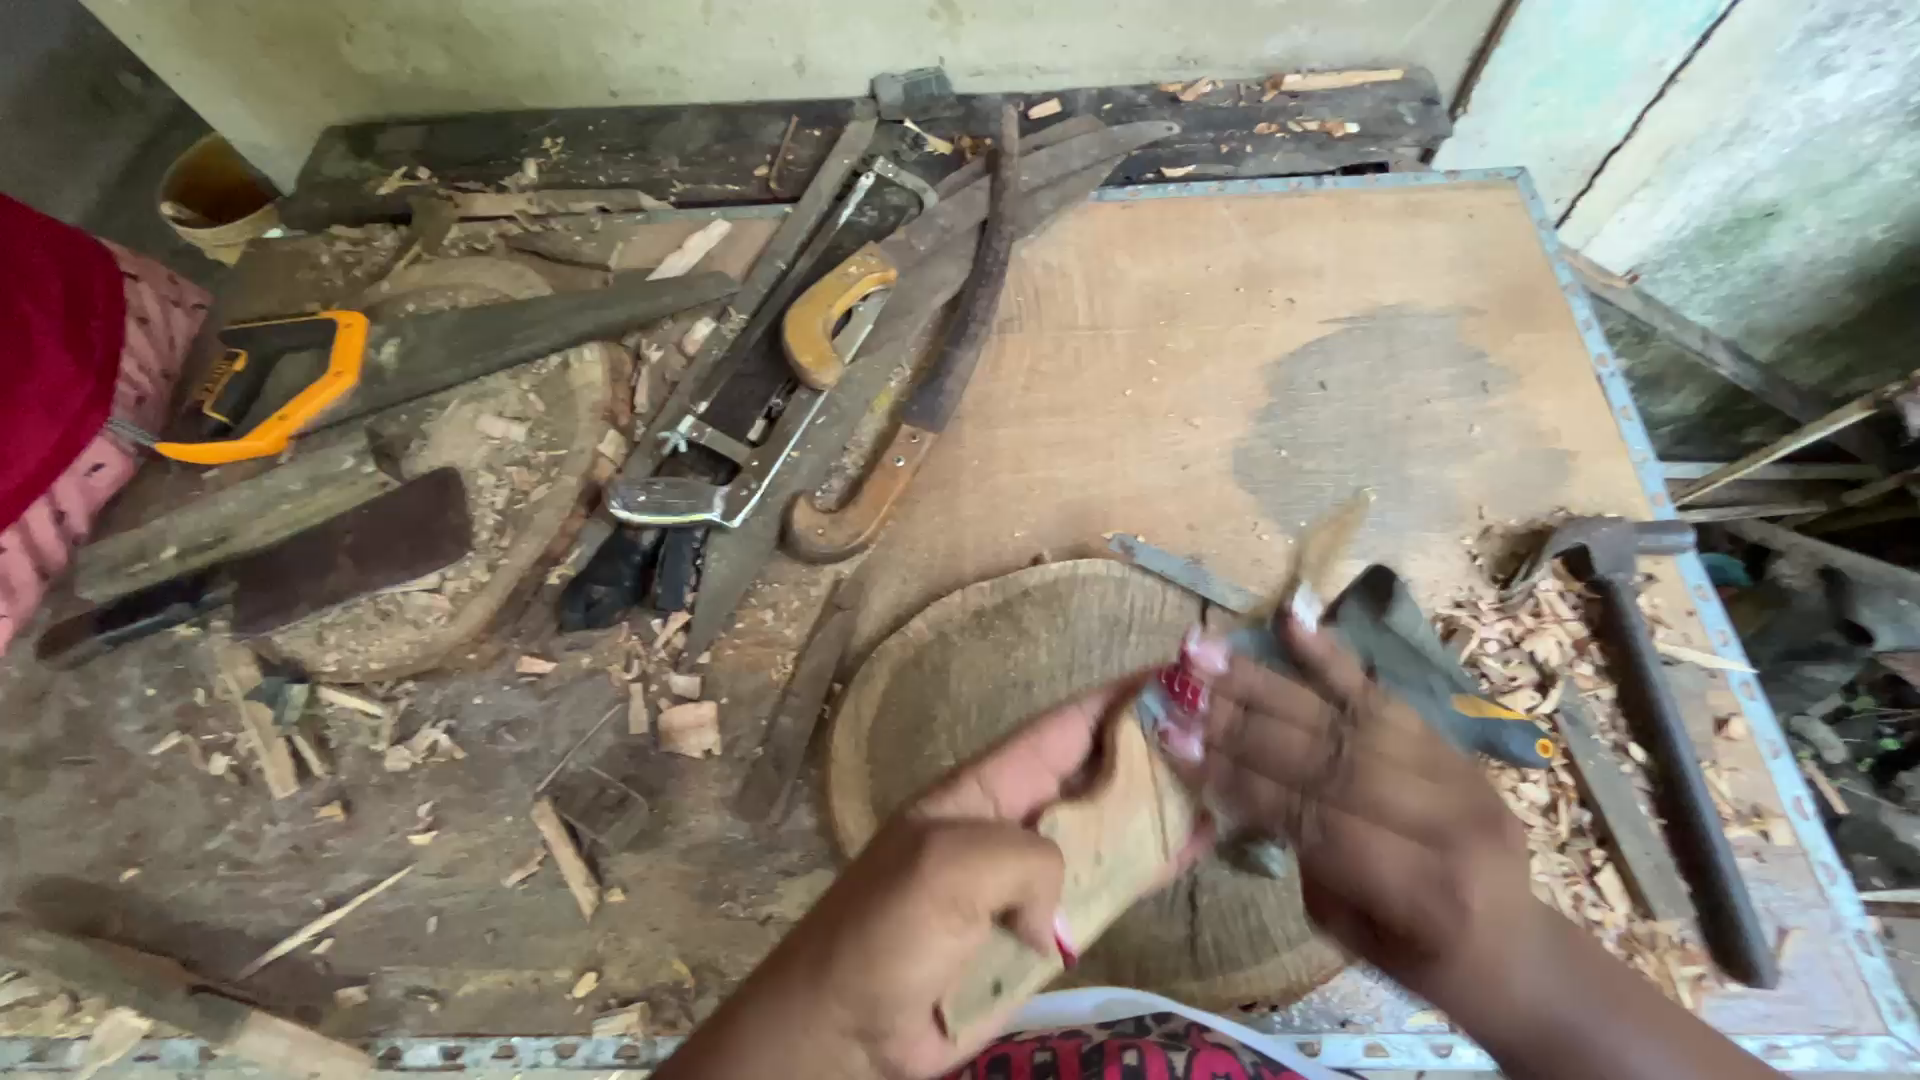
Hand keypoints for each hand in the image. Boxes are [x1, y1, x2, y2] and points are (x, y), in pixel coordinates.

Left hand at [665, 677, 1204, 1079]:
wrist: (848, 1029)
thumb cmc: (886, 932)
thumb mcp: (948, 867)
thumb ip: (1026, 857)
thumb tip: (1059, 905)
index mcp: (986, 785)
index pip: (1062, 726)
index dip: (1117, 697)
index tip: (1178, 673)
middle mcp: (1017, 819)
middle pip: (1096, 772)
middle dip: (1153, 747)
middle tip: (1226, 729)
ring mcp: (1034, 876)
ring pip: (1111, 828)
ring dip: (1161, 804)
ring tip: (1230, 778)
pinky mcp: (1048, 930)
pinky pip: (1108, 888)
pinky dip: (1150, 866)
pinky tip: (1194, 846)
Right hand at [1180, 616, 1547, 1011]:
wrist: (1511, 945)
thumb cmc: (1411, 951)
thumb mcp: (1339, 919)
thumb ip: (1294, 841)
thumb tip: (1223, 769)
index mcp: (1420, 887)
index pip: (1305, 811)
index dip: (1233, 775)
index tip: (1171, 741)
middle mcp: (1444, 819)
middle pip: (1321, 755)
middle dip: (1236, 722)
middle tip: (1174, 690)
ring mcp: (1454, 772)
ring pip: (1340, 716)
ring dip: (1262, 681)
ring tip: (1202, 653)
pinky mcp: (1449, 741)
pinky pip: (1383, 692)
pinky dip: (1329, 654)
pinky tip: (1289, 618)